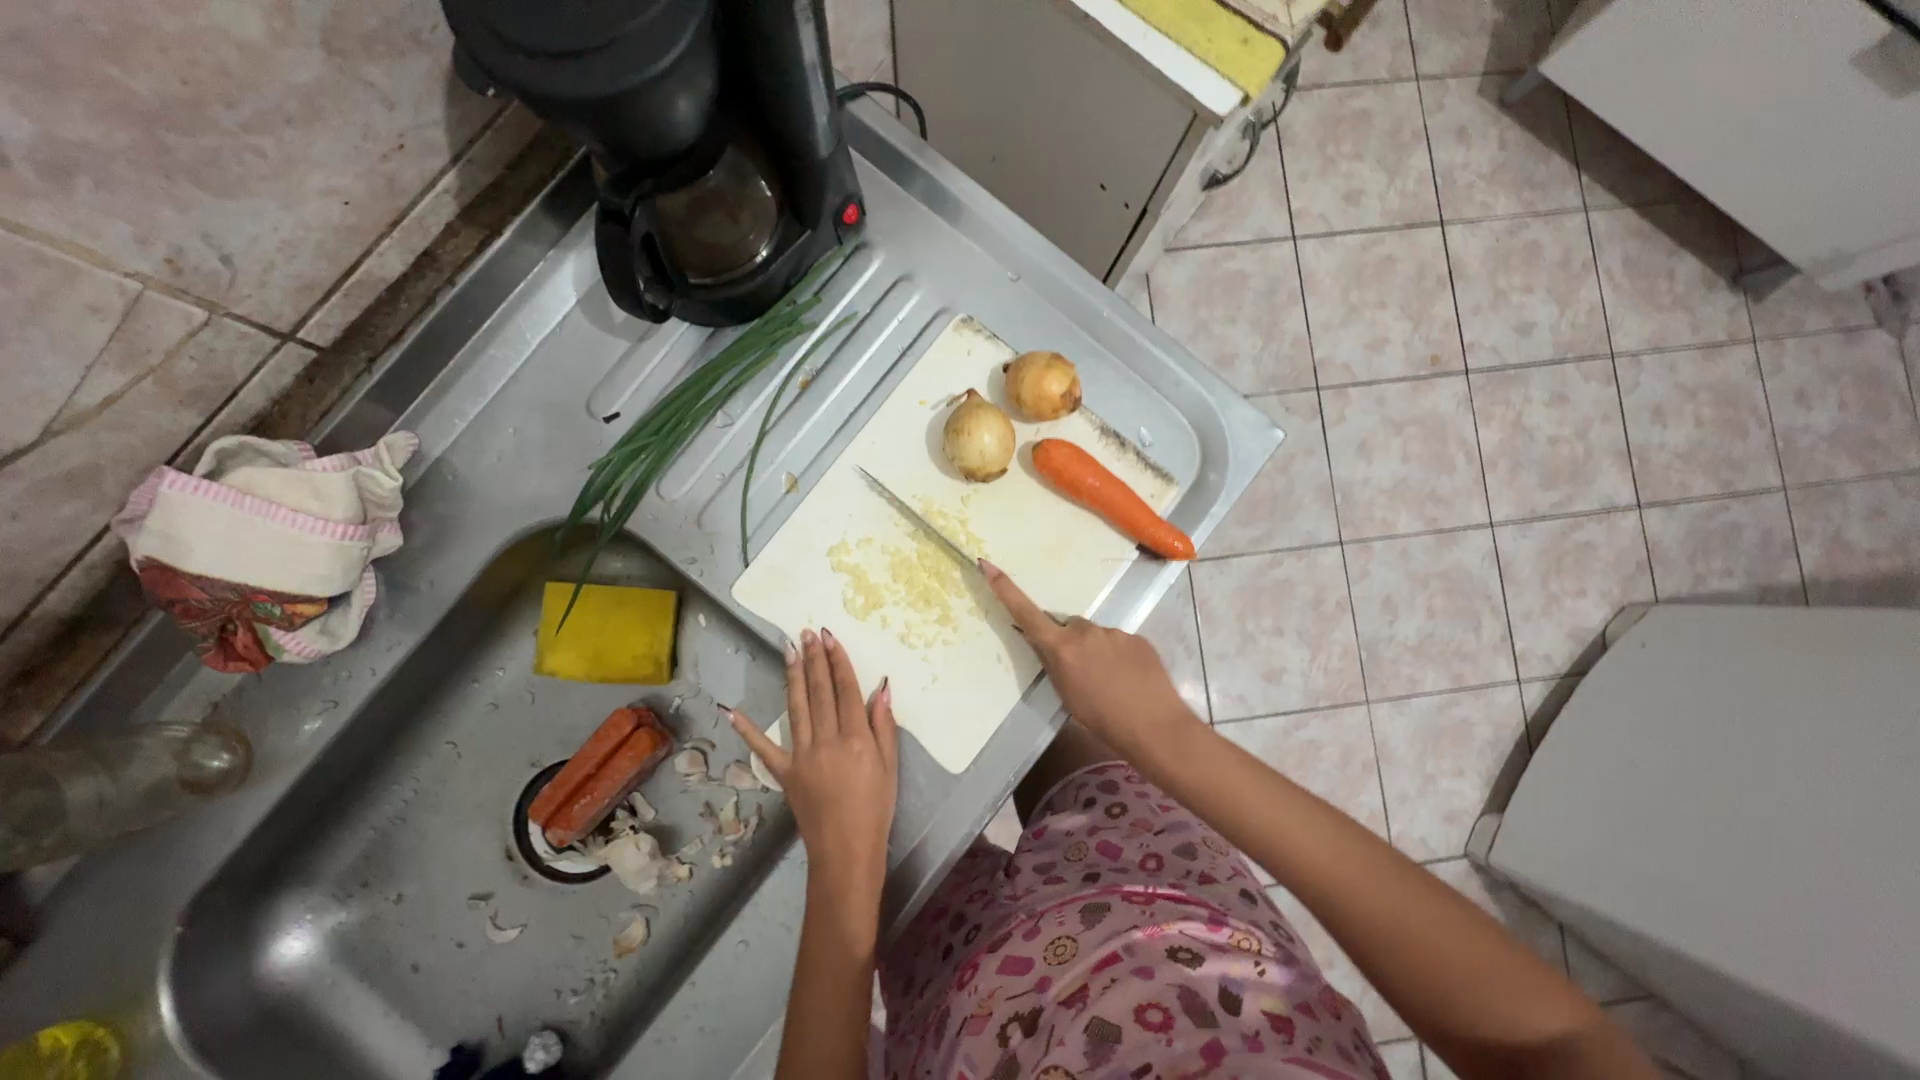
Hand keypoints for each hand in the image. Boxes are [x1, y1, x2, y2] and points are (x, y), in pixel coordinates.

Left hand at [731, 628, 897, 912]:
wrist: (846, 851)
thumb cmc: (875, 809)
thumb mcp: (890, 766)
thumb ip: (884, 726)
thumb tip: (881, 687)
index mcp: (856, 739)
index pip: (846, 689)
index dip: (838, 661)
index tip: (830, 637)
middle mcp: (827, 741)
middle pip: (820, 691)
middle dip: (814, 659)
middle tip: (807, 632)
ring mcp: (802, 756)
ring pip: (796, 707)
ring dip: (793, 675)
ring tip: (790, 648)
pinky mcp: (784, 773)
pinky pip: (764, 748)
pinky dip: (747, 729)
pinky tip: (733, 710)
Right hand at [979, 558, 1202, 753]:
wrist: (1155, 726)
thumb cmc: (1103, 719)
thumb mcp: (1067, 696)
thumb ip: (1054, 665)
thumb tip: (1045, 645)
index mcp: (1063, 648)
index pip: (1028, 614)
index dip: (1006, 589)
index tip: (989, 565)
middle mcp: (1086, 632)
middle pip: (1069, 628)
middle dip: (1070, 642)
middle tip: (1081, 674)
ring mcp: (1115, 632)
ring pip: (1096, 637)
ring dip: (1097, 653)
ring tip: (1110, 683)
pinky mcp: (1138, 638)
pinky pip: (1120, 643)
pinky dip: (1119, 658)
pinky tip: (1128, 681)